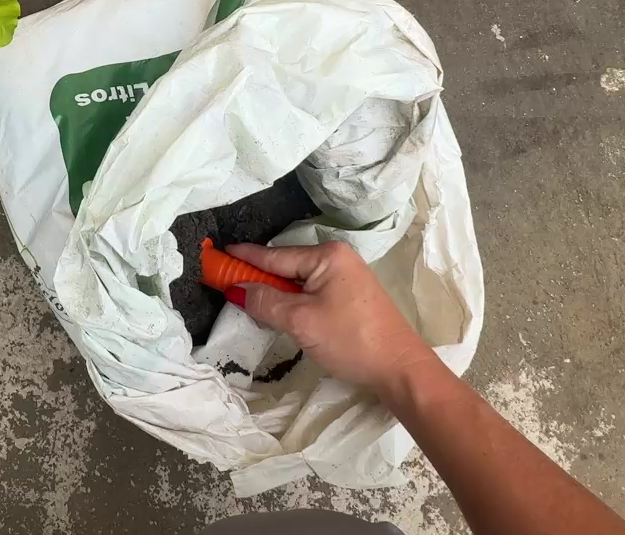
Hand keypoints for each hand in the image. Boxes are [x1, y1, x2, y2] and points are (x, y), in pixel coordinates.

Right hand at [223, 241, 439, 409]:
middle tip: (229, 282)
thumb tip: (237, 289)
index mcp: (326, 255)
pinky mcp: (353, 296)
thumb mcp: (301, 321)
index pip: (274, 256)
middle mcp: (337, 258)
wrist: (403, 372)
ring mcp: (348, 277)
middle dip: (259, 275)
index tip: (220, 252)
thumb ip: (265, 301)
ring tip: (250, 298)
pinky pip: (313, 290)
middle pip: (286, 266)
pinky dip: (294, 299)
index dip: (245, 257)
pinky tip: (282, 310)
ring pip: (299, 280)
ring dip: (276, 290)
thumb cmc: (351, 341)